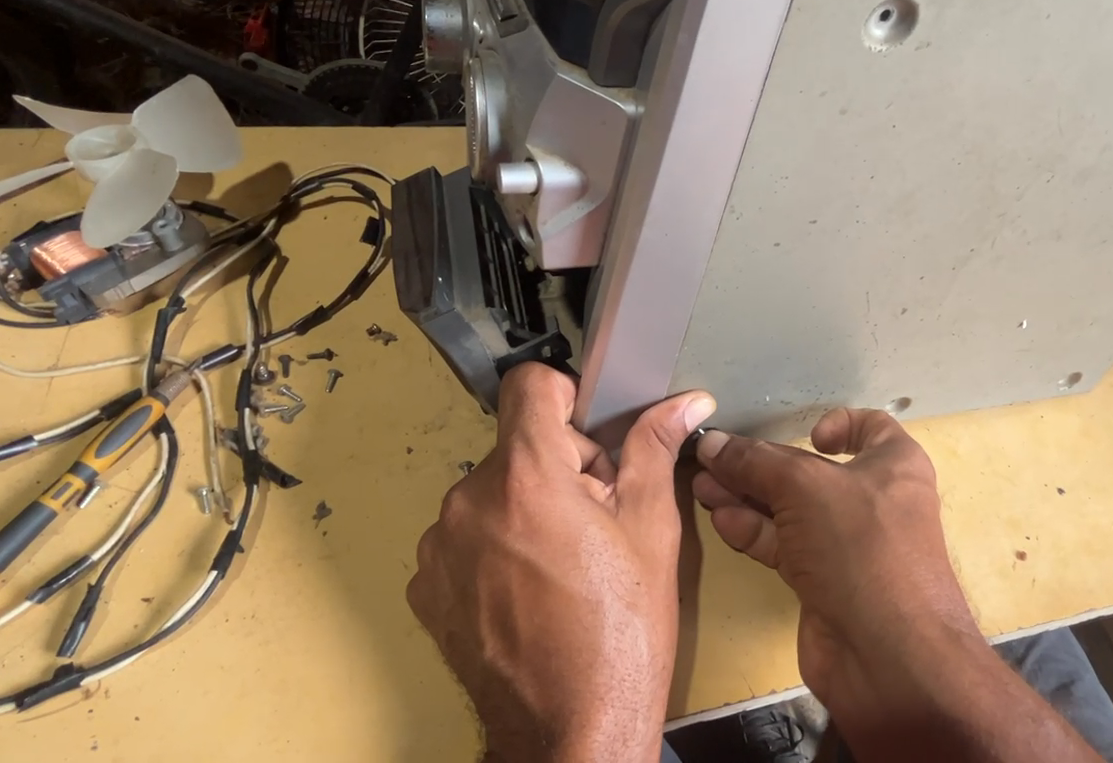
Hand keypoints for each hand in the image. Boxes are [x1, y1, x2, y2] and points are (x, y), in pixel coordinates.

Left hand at [408, 364, 714, 762]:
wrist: (572, 733)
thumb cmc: (620, 634)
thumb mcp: (651, 530)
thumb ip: (655, 449)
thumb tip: (684, 403)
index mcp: (527, 478)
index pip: (529, 384)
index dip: (566, 397)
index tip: (588, 434)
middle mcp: (470, 502)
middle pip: (518, 443)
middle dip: (559, 466)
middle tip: (595, 518)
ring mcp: (441, 546)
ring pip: (493, 489)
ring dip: (527, 506)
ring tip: (564, 560)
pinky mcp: (428, 584)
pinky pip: (466, 534)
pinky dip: (496, 544)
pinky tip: (532, 586)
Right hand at [692, 410, 975, 724]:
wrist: (889, 658)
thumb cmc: (861, 546)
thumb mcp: (805, 487)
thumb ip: (754, 462)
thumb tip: (710, 441)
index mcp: (894, 465)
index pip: (870, 427)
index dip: (837, 423)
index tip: (805, 433)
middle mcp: (873, 501)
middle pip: (811, 471)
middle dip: (761, 465)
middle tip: (713, 459)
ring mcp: (847, 546)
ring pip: (790, 510)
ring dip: (746, 496)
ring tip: (701, 485)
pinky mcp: (823, 583)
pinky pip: (784, 545)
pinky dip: (753, 530)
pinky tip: (720, 519)